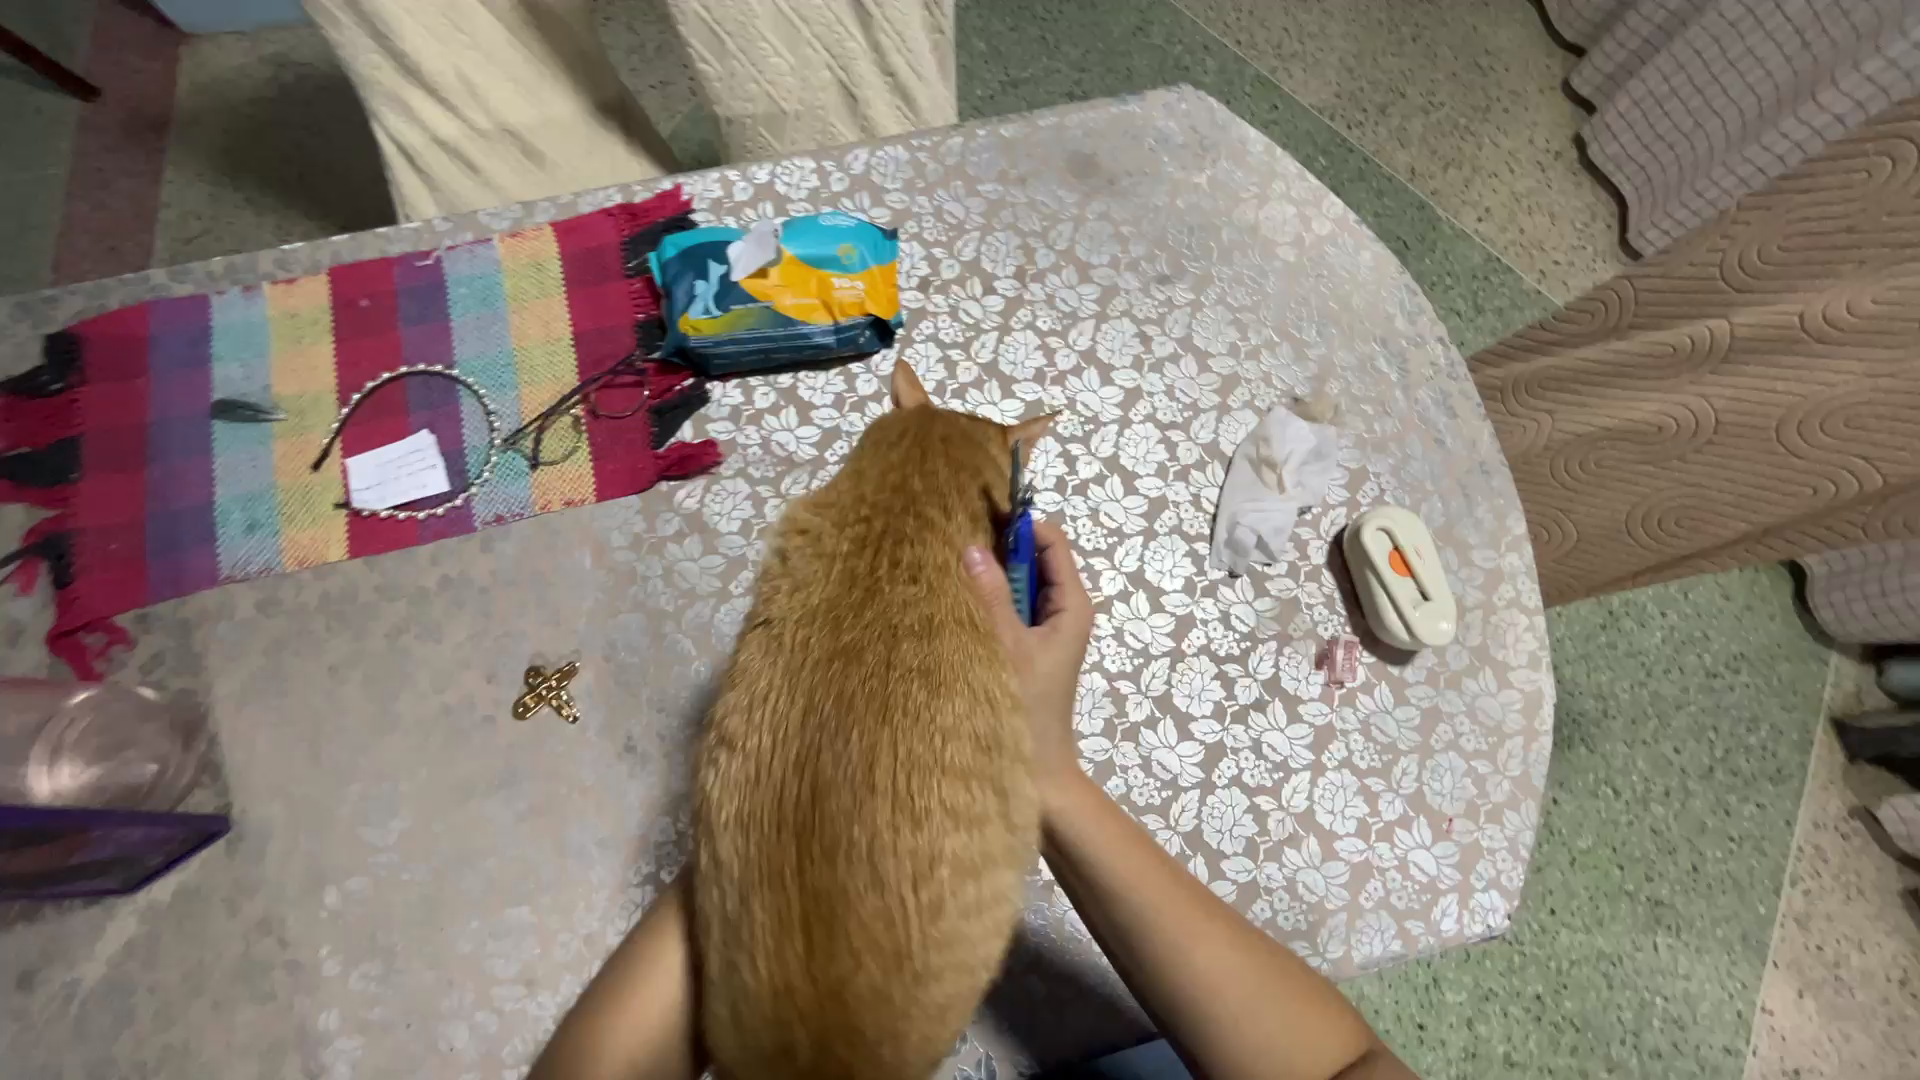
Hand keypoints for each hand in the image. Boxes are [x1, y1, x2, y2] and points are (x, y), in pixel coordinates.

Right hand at [962, 520, 1095, 807]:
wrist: (1039, 773)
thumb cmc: (1027, 708)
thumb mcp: (1007, 647)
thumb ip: (990, 595)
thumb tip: (971, 546)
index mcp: (1071, 604)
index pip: (1050, 541)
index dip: (1019, 525)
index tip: (976, 516)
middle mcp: (1063, 609)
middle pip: (1032, 560)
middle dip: (998, 549)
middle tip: (952, 542)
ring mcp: (1045, 629)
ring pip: (1017, 585)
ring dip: (989, 577)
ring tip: (949, 570)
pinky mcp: (1028, 646)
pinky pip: (1009, 608)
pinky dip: (987, 600)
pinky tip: (957, 603)